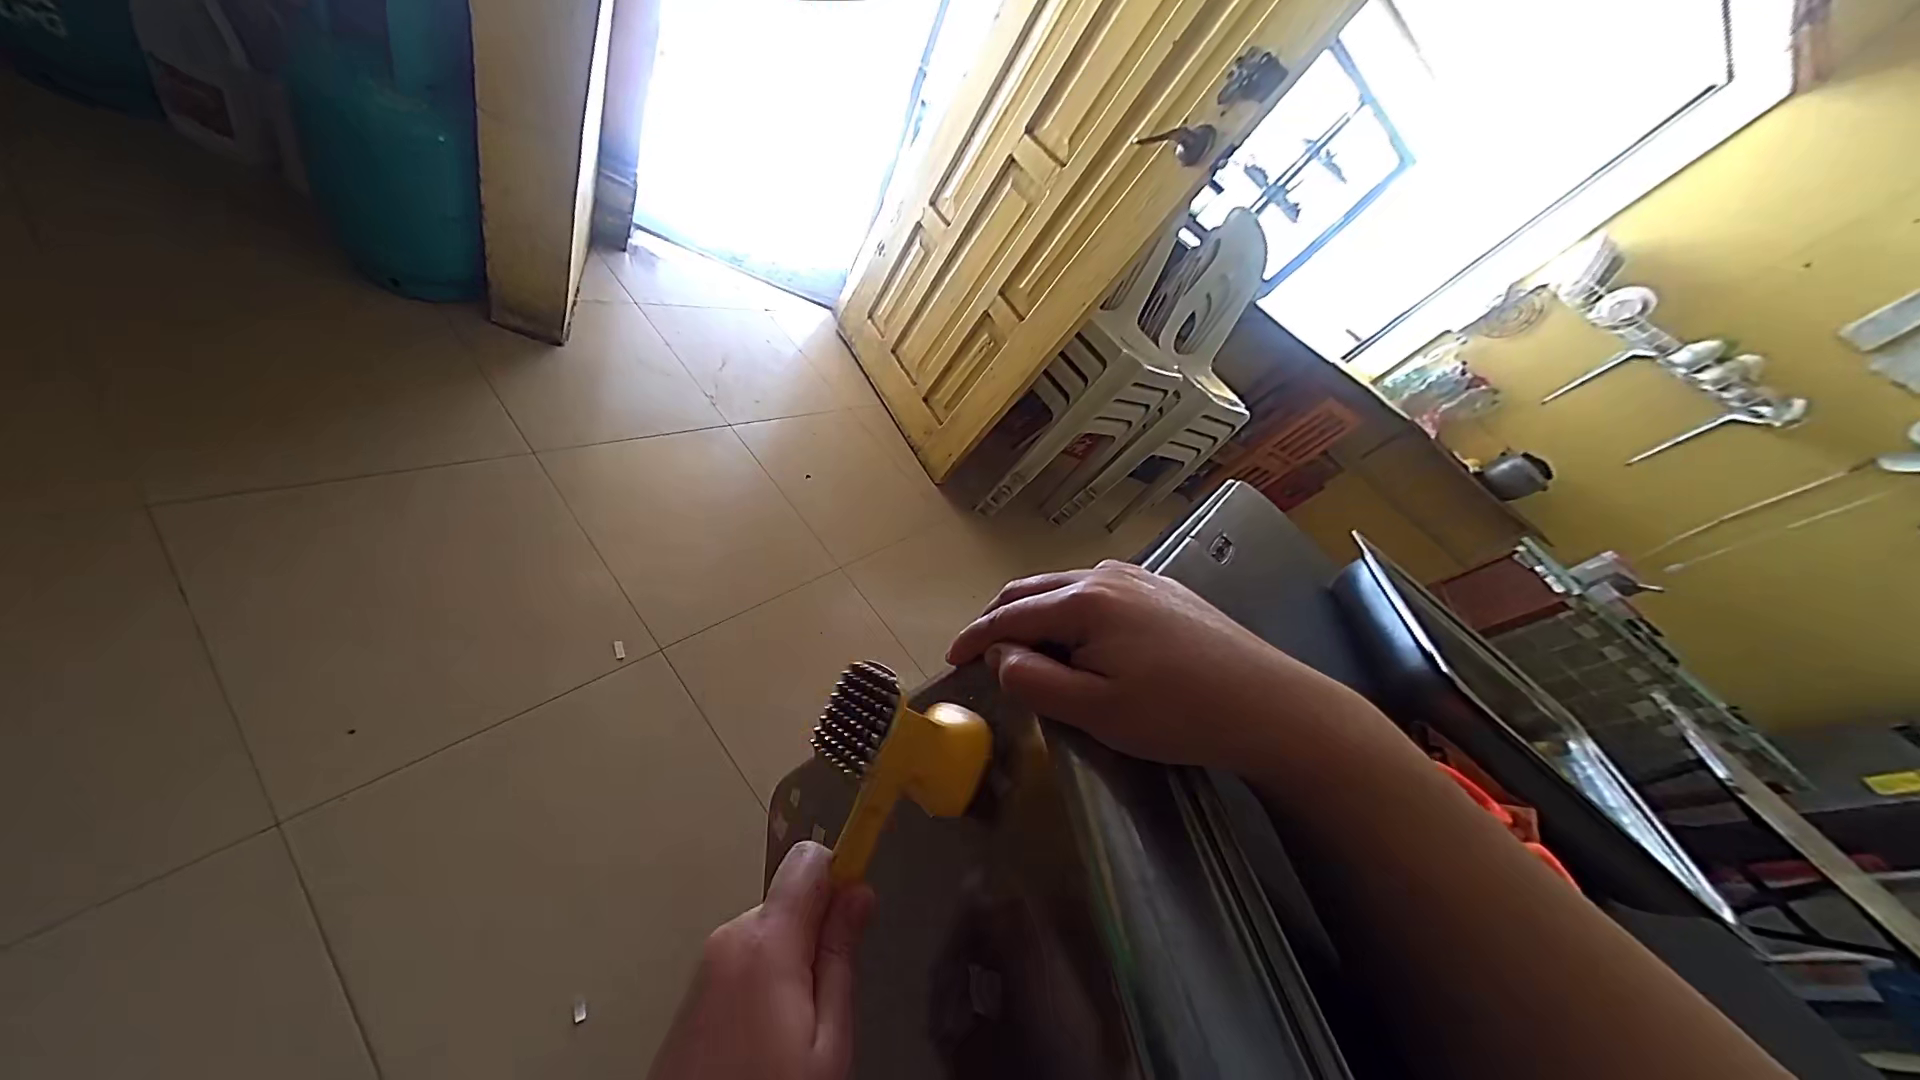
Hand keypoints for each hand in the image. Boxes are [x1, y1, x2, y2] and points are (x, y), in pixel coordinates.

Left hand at [648, 842, 873, 1079]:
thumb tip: (859, 894)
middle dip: (819, 931)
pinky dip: (767, 978)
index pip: (810, 861)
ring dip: (793, 960)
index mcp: (767, 941)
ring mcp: (707, 965)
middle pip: (793, 898)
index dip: (843, 872)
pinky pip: (747, 957)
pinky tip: (765, 1037)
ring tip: (793, 1030)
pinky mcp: (694, 991)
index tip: (860, 903)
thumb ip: (842, 956)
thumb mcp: (828, 1043)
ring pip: (772, 930)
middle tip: (827, 999)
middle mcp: (731, 939)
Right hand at [945, 561, 1395, 778]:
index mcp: (1083, 602)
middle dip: (998, 619)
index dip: (974, 637)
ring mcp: (1135, 576)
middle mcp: (1104, 575)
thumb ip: (1034, 680)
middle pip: (1031, 590)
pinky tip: (1075, 632)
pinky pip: (1093, 588)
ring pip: (1062, 586)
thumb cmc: (1179, 715)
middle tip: (981, 652)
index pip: (1010, 615)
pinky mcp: (1159, 586)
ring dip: (1033, 611)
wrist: (1270, 705)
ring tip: (1024, 645)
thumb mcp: (1095, 711)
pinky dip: (1066, 607)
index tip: (952, 660)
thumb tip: (1000, 655)